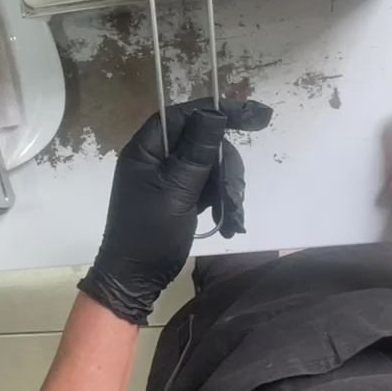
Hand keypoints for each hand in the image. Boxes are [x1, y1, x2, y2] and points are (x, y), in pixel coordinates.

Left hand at [79, 98, 273, 323]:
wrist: (136, 279)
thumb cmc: (150, 234)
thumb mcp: (177, 190)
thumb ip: (196, 151)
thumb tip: (213, 113)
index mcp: (146, 150)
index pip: (184, 115)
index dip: (218, 111)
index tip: (255, 117)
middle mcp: (156, 158)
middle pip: (203, 142)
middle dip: (225, 166)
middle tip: (234, 195)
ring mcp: (167, 178)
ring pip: (210, 166)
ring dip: (227, 188)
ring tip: (232, 215)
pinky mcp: (179, 196)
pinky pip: (207, 186)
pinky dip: (221, 201)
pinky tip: (229, 222)